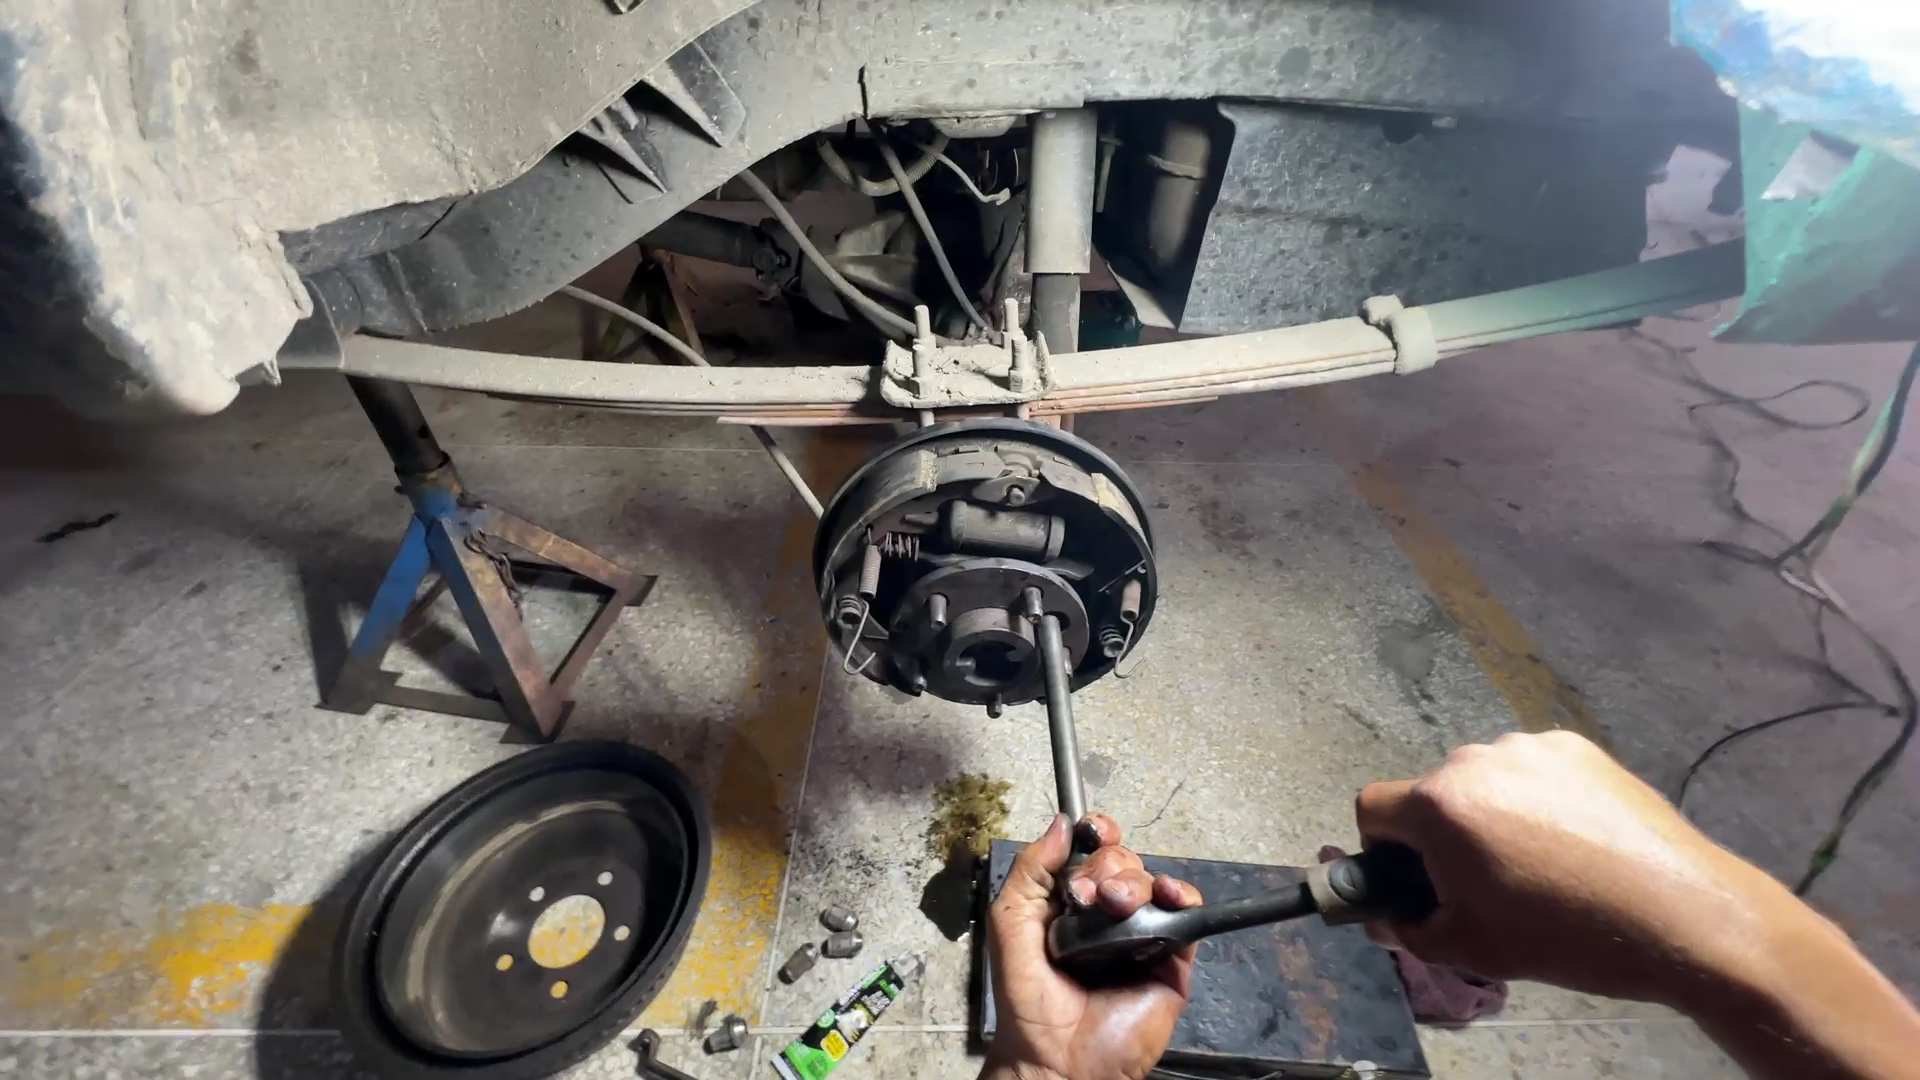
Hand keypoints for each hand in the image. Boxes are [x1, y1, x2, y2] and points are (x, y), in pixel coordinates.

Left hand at [982, 813, 1202, 1079]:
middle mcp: (1107, 909)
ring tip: (1115, 906)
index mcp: (1072, 895)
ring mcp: (1140, 931)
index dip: (1097, 831)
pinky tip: (1166, 895)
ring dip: (1132, 882)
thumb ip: (1032, 867)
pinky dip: (1181, 894)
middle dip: (1105, 867)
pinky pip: (1187, 912)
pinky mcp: (1171, 959)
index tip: (1094, 831)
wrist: (1055, 1056)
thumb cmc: (1026, 992)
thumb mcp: (1011, 919)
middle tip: (1087, 898)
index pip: (1093, 848)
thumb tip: (1062, 823)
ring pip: (1150, 879)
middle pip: (1121, 859)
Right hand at [1355, 730, 1790, 1004]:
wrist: (1695, 921)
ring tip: (1546, 857)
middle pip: (1431, 795)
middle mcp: (1468, 760)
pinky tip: (1577, 833)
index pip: (1372, 807)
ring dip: (1491, 809)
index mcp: (1436, 804)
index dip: (1383, 845)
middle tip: (1495, 879)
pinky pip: (1529, 766)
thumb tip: (1382, 920)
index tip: (1419, 875)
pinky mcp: (1572, 746)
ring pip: (1480, 779)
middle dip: (1448, 832)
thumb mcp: (1475, 950)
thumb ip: (1409, 932)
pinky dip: (1537, 793)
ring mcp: (1524, 746)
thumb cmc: (1569, 936)